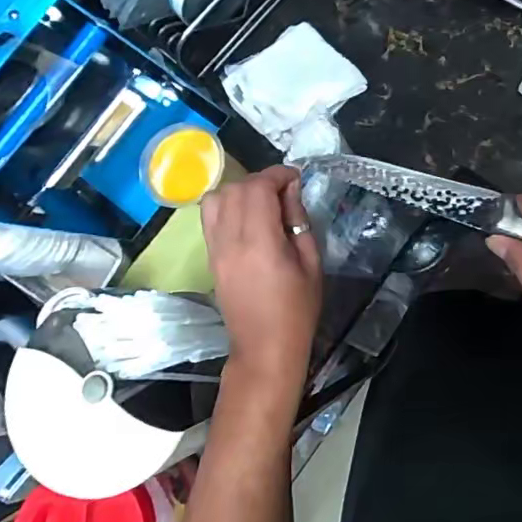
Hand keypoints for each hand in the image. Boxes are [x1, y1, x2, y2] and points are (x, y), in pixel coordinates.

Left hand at [202, 165, 321, 380]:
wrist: (265, 347)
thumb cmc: (297, 309)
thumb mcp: (311, 264)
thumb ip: (299, 222)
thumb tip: (291, 192)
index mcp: (260, 242)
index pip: (258, 188)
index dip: (278, 175)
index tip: (295, 178)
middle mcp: (231, 240)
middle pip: (235, 189)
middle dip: (261, 181)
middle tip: (284, 192)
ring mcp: (215, 248)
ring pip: (216, 198)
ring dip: (240, 191)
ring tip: (262, 203)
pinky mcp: (210, 257)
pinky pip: (210, 217)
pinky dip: (226, 206)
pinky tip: (247, 217)